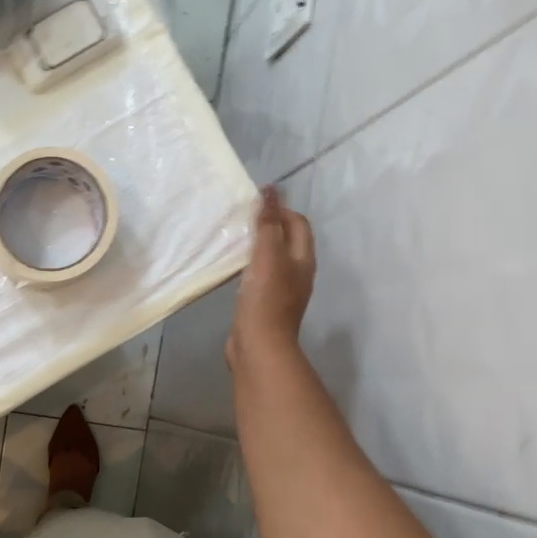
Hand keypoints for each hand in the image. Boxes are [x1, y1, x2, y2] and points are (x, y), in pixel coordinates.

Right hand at [227, 186, 316, 366]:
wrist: (258, 347)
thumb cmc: (265, 300)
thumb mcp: (266, 257)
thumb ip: (267, 224)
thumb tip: (270, 190)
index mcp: (302, 259)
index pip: (298, 224)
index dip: (280, 209)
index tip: (255, 204)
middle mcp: (297, 273)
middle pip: (287, 241)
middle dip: (269, 226)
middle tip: (243, 219)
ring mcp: (282, 291)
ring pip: (273, 259)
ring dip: (258, 247)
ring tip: (237, 240)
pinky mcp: (265, 305)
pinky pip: (260, 277)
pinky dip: (249, 267)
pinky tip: (234, 269)